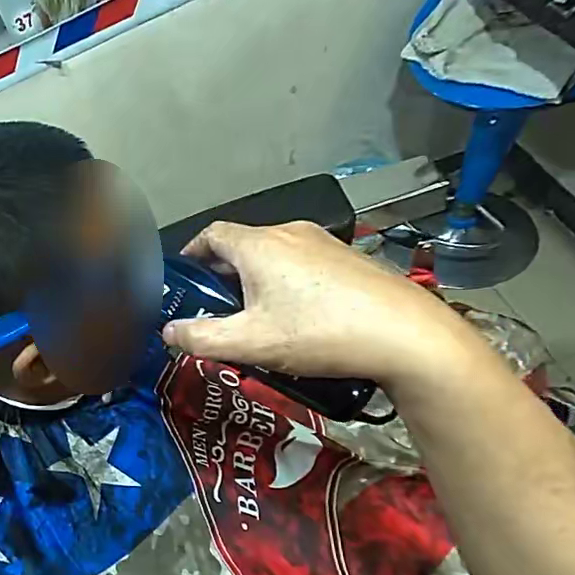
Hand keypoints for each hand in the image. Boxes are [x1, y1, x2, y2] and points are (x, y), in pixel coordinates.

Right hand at [162, 222, 489, 392]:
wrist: (405, 334)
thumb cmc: (320, 333)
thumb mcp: (252, 342)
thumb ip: (203, 338)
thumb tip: (169, 333)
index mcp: (259, 245)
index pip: (212, 234)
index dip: (193, 253)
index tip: (186, 278)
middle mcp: (291, 233)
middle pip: (244, 244)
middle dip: (225, 272)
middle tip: (220, 308)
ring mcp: (326, 243)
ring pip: (277, 254)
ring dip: (260, 277)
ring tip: (260, 315)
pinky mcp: (351, 259)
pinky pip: (306, 263)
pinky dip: (290, 281)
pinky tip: (304, 315)